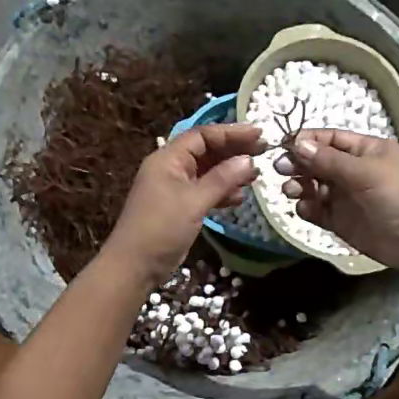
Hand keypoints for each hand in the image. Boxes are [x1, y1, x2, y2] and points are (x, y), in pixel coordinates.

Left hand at [101, 123, 263, 283]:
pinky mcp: (179, 208)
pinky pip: (204, 191)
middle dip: (233, 150)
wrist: (134, 266)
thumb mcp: (194, 201)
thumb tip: (249, 160)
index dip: (231, 132)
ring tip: (256, 175)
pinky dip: (222, 192)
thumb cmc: (161, 228)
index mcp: (168, 159)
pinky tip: (240, 197)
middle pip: (205, 151)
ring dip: (230, 172)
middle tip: (264, 150)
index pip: (202, 135)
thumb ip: (222, 179)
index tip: (259, 133)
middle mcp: (170, 169)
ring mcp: (174, 189)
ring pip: (207, 172)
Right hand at [275, 129, 398, 268]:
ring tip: (291, 191)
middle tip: (280, 169)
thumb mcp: (366, 172)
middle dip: (299, 164)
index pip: (331, 139)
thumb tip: (297, 143)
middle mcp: (355, 172)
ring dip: (300, 186)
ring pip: (315, 187)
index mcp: (367, 150)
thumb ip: (329, 160)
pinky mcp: (343, 223)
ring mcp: (348, 198)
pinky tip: (304, 208)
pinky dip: (308, 209)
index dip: (307, 140)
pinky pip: (319, 212)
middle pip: (319, 162)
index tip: (283, 145)